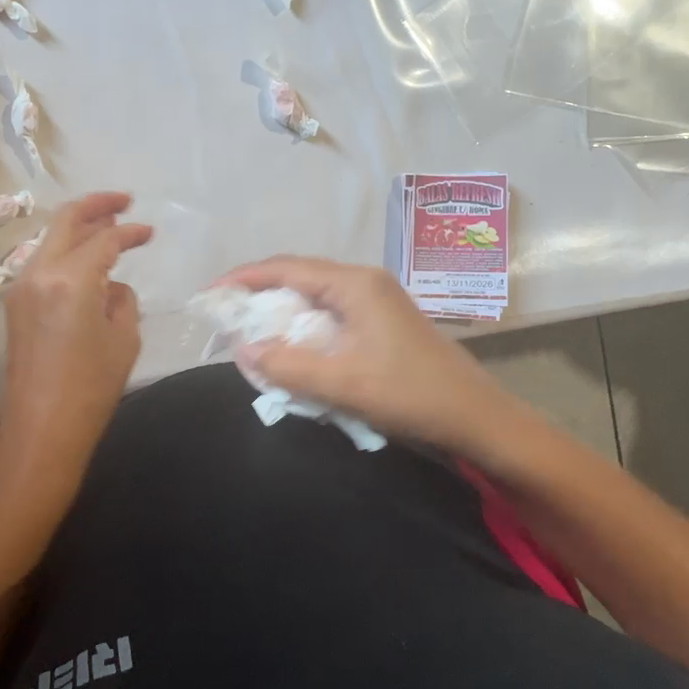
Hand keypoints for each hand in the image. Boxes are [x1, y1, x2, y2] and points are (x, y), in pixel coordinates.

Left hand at [0, 193, 152, 463]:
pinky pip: (43, 264)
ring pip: (50, 240)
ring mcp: (21, 288)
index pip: (104, 239)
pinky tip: (86, 260)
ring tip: (106, 225)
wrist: (41, 427)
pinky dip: (65, 253)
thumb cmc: (90, 388)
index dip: (130, 231)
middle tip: (124, 201)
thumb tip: (111, 286)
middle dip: (96, 205)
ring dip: (78, 228)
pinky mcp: (15, 305)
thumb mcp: (123, 340)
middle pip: (66, 221)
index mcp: (70, 279)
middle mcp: (39, 273)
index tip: (149, 232)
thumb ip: (122, 300)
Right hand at [218, 255, 521, 450]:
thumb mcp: (343, 383)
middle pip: (297, 276)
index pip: (286, 269)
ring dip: (279, 311)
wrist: (478, 419)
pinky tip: (289, 347)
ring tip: (248, 331)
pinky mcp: (380, 321)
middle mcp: (364, 282)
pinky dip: (301, 325)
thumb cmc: (411, 395)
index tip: (210, 295)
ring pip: (312, 296)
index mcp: (355, 284)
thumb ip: (288, 365)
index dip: (243, 279)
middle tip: (224, 315)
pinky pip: (328, 313)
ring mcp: (375, 300)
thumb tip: (243, 350)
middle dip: (257, 293)